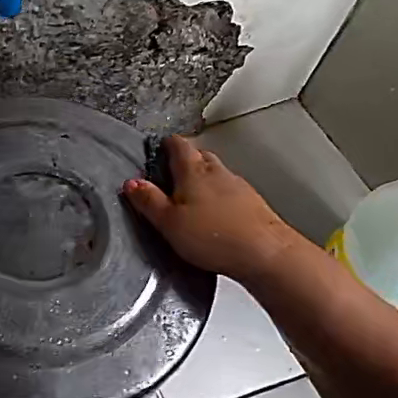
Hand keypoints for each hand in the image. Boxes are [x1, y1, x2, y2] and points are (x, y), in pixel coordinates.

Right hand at [122, 135, 301, 278]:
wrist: (266, 253)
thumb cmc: (213, 236)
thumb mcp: (168, 222)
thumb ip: (148, 200)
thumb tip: (131, 183)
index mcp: (193, 171)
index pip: (178, 145)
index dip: (166, 144)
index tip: (158, 148)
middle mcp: (217, 172)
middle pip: (200, 156)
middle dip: (185, 160)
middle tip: (170, 173)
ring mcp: (239, 186)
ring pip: (216, 174)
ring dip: (204, 179)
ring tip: (190, 196)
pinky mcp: (253, 204)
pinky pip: (230, 192)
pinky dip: (219, 197)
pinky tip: (214, 214)